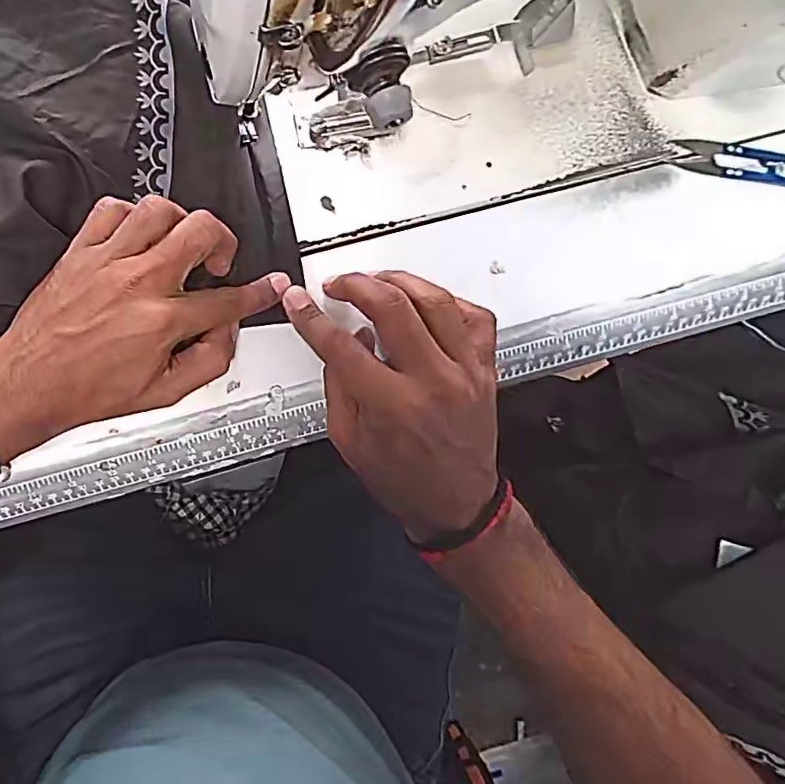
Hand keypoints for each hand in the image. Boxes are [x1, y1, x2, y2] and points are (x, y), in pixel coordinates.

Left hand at [0, 195, 287, 458]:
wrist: (27, 384)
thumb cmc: (83, 391)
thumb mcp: (160, 394)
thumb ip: (207, 362)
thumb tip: (226, 334)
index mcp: (160, 321)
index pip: (226, 300)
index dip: (256, 292)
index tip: (266, 286)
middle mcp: (137, 283)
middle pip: (201, 232)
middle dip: (224, 242)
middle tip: (218, 261)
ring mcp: (106, 262)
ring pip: (159, 210)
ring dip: (180, 222)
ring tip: (180, 243)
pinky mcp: (79, 253)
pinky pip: (109, 210)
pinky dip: (130, 214)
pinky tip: (135, 234)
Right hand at [281, 271, 501, 542]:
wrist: (457, 502)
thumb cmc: (404, 479)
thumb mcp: (348, 439)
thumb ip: (339, 385)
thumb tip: (342, 339)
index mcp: (390, 406)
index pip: (339, 345)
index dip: (311, 316)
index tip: (300, 300)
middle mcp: (431, 383)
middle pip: (391, 307)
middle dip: (356, 285)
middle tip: (339, 284)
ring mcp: (464, 373)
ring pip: (435, 301)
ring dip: (399, 281)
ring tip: (377, 281)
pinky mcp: (485, 369)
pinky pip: (475, 316)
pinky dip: (447, 299)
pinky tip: (425, 300)